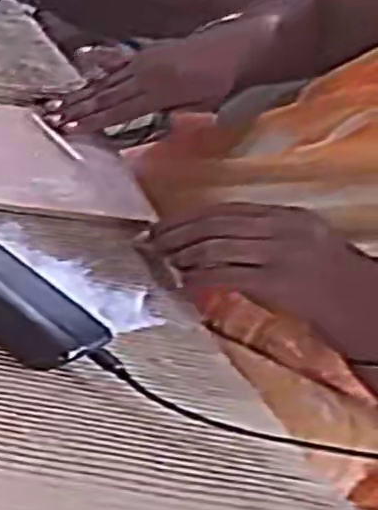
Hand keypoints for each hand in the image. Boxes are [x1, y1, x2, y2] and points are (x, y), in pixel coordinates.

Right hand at [51, 37, 248, 133]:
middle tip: (49, 119)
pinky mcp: (146, 52)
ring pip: (104, 82)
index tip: (67, 129)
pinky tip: (81, 56)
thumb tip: (147, 124)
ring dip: (77, 94)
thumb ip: (171, 113)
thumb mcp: (204, 103)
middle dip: (74, 109)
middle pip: (104, 97)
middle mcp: (148, 77)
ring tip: (54, 104)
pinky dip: (97, 58)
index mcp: (162, 93)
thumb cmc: (226, 80)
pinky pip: (117, 58)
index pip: (118, 111)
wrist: (249, 44)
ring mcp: (144, 63)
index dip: (91, 121)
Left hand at [148, 204, 377, 360]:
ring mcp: (282, 255)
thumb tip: (183, 232)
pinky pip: (217, 275)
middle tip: (151, 247)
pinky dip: (192, 279)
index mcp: (287, 216)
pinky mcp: (274, 281)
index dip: (180, 219)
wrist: (360, 299)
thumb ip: (246, 232)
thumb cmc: (314, 269)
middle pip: (210, 227)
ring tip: (170, 265)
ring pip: (210, 249)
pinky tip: (183, 284)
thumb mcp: (288, 239)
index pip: (221, 210)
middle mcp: (286, 231)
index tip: (155, 228)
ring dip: (180, 258)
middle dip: (172, 237)